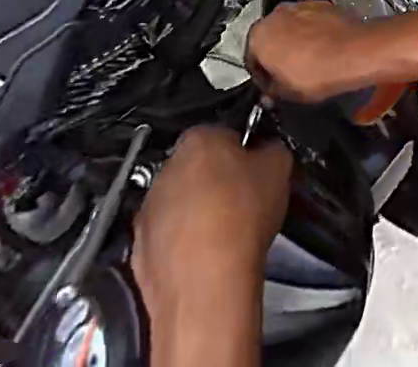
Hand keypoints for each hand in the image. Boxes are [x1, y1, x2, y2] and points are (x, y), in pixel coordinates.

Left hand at [133, 125, 290, 366]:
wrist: (207, 284)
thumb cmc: (243, 216)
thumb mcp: (279, 169)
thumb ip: (272, 149)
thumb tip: (268, 148)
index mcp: (199, 138)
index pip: (223, 134)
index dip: (241, 152)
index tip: (253, 172)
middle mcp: (166, 165)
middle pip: (197, 166)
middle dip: (215, 179)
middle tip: (240, 202)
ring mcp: (148, 207)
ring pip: (178, 201)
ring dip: (195, 211)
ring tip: (222, 235)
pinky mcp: (138, 245)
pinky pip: (165, 236)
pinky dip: (180, 244)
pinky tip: (202, 258)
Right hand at [245, 0, 372, 102]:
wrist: (353, 52)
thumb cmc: (319, 71)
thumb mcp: (287, 93)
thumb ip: (272, 90)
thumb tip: (272, 91)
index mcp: (258, 36)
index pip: (251, 59)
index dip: (262, 76)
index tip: (271, 86)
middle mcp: (275, 15)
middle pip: (270, 38)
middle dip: (278, 55)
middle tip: (290, 75)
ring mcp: (298, 6)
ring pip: (290, 27)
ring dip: (295, 41)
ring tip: (310, 62)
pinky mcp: (321, 4)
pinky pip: (310, 21)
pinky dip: (314, 32)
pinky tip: (324, 49)